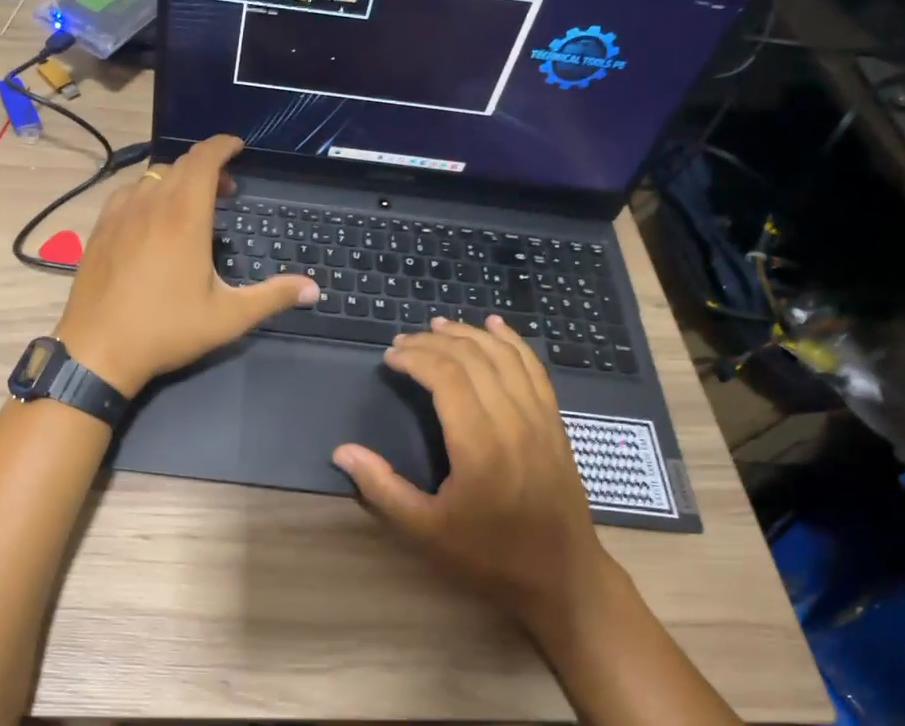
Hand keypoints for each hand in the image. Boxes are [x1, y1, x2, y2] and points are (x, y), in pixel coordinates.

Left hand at [53, 134, 317, 397]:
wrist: (97, 350)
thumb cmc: (166, 330)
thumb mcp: (228, 318)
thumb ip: (273, 297)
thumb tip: (313, 289)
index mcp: (185, 216)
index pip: (204, 159)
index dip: (222, 145)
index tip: (237, 146)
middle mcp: (151, 204)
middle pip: (180, 164)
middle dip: (206, 166)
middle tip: (226, 189)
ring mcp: (120, 214)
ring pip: (152, 176)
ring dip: (177, 178)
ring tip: (191, 203)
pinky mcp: (100, 228)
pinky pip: (128, 192)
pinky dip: (148, 191)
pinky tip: (152, 217)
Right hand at [333, 316, 605, 608]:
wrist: (562, 579)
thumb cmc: (489, 557)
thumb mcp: (425, 531)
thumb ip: (382, 488)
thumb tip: (342, 452)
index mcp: (480, 445)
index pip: (446, 376)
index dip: (415, 357)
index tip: (389, 357)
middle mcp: (513, 421)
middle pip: (472, 359)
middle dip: (433, 342)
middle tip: (403, 342)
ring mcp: (540, 419)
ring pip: (504, 356)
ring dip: (469, 334)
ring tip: (438, 325)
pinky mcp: (555, 424)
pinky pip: (535, 369)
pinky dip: (513, 342)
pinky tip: (495, 327)